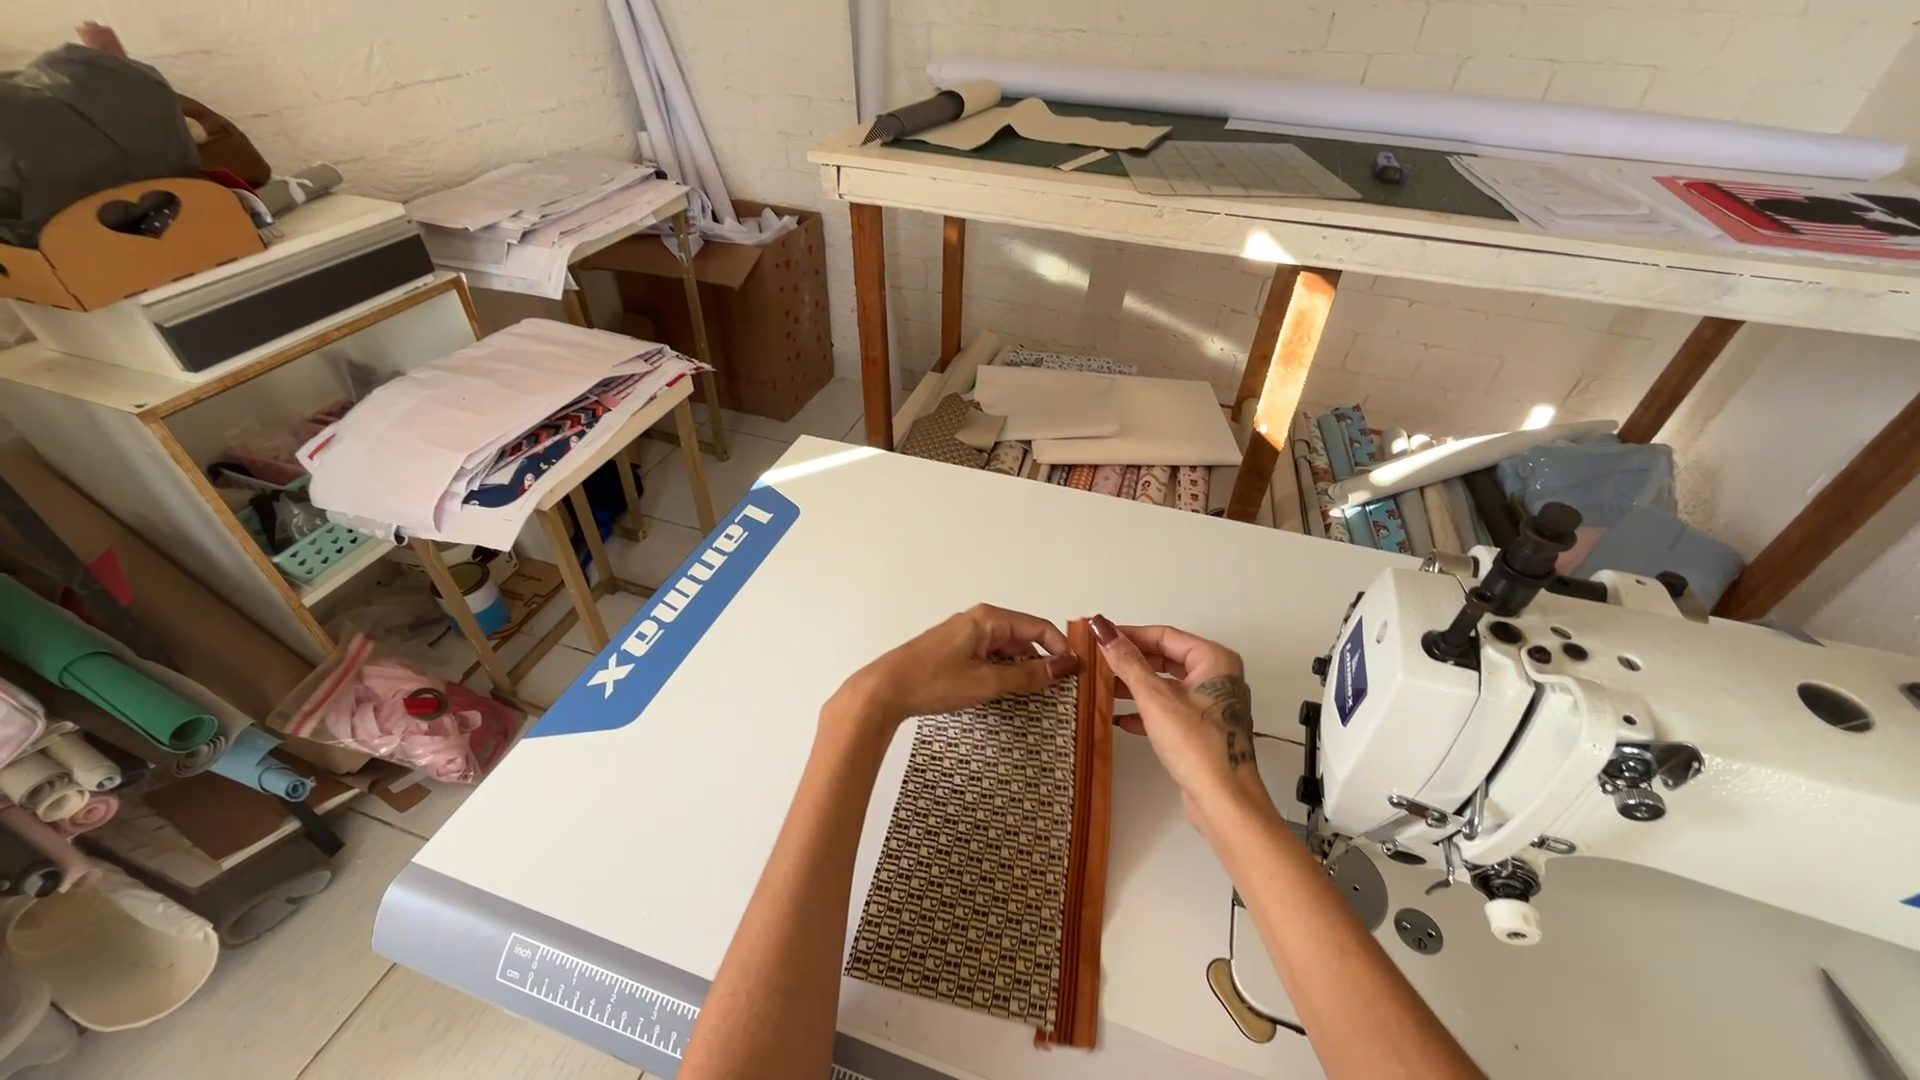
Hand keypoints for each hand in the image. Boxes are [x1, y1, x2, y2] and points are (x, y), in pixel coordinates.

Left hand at [832, 604, 1076, 735]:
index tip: (1077, 672)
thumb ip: (1028, 675)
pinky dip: (1002, 671)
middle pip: (1023, 637)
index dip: (1061, 648)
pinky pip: (989, 656)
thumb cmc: (932, 681)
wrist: (883, 691)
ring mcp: (964, 635)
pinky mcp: (953, 650)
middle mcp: (977, 620)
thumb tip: (1064, 667)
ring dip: (1021, 668)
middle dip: (1042, 660)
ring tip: (1035, 695)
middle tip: (1060, 688)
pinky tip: (1004, 692)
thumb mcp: (987, 682)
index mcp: (988, 618)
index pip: (1039, 627)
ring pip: (1006, 649)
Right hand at [1090, 615, 1273, 825]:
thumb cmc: (1197, 745)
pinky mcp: (1204, 728)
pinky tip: (1121, 718)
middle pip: (1166, 657)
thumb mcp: (1154, 697)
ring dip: (1136, 685)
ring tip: (1104, 687)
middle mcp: (1217, 676)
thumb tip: (1103, 628)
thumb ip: (1126, 661)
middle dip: (1131, 660)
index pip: (1164, 635)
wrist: (1224, 800)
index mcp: (1214, 660)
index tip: (1100, 635)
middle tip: (1099, 660)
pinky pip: (1170, 708)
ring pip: (1166, 684)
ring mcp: (1212, 704)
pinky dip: (1146, 710)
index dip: (1129, 634)